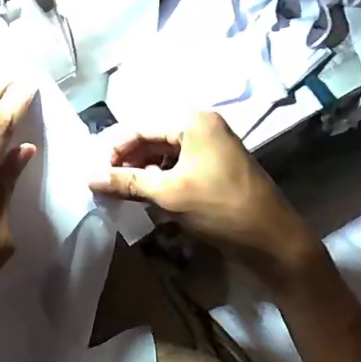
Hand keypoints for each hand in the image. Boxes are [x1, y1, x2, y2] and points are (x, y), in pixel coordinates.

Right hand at [89, 112, 321, 284]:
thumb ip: (127, 182)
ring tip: (121, 195)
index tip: (93, 174)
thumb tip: (89, 178)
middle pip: (150, 140)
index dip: (113, 150)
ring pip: (162, 156)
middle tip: (104, 186)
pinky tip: (145, 200)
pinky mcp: (212, 169)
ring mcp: (209, 148)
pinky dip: (159, 183)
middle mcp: (202, 127)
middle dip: (126, 163)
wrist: (271, 239)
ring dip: (141, 175)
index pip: (140, 127)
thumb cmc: (220, 208)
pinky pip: (176, 169)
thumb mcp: (169, 194)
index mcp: (193, 121)